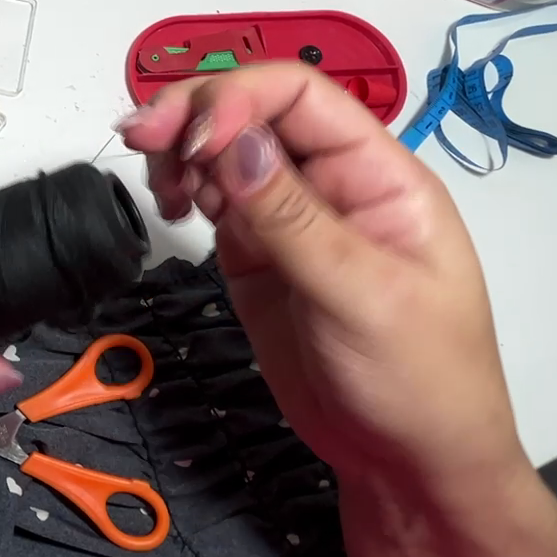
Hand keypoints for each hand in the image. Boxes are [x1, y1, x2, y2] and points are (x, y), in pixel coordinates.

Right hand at [120, 63, 556, 556]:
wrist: (399, 460)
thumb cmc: (417, 380)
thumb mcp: (362, 297)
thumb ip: (293, 217)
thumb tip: (234, 141)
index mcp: (376, 173)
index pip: (299, 95)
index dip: (237, 99)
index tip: (193, 141)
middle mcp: (325, 177)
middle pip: (246, 108)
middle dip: (189, 113)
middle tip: (139, 138)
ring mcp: (282, 208)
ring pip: (216, 144)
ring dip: (175, 148)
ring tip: (163, 188)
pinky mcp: (249, 240)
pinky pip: (204, 187)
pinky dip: (176, 183)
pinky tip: (172, 207)